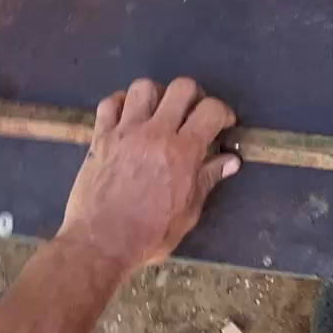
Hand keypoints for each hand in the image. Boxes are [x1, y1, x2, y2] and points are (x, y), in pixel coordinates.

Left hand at [58, 77, 240, 277]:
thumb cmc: (149, 234)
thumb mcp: (189, 212)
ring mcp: (125, 132)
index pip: (211, 110)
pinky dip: (121, 104)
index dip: (222, 112)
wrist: (100, 245)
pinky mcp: (100, 137)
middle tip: (192, 113)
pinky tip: (128, 117)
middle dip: (194, 95)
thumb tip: (232, 161)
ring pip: (144, 87)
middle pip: (181, 87)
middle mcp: (155, 133)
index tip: (222, 123)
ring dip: (157, 95)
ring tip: (158, 112)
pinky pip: (109, 103)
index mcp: (182, 151)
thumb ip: (208, 179)